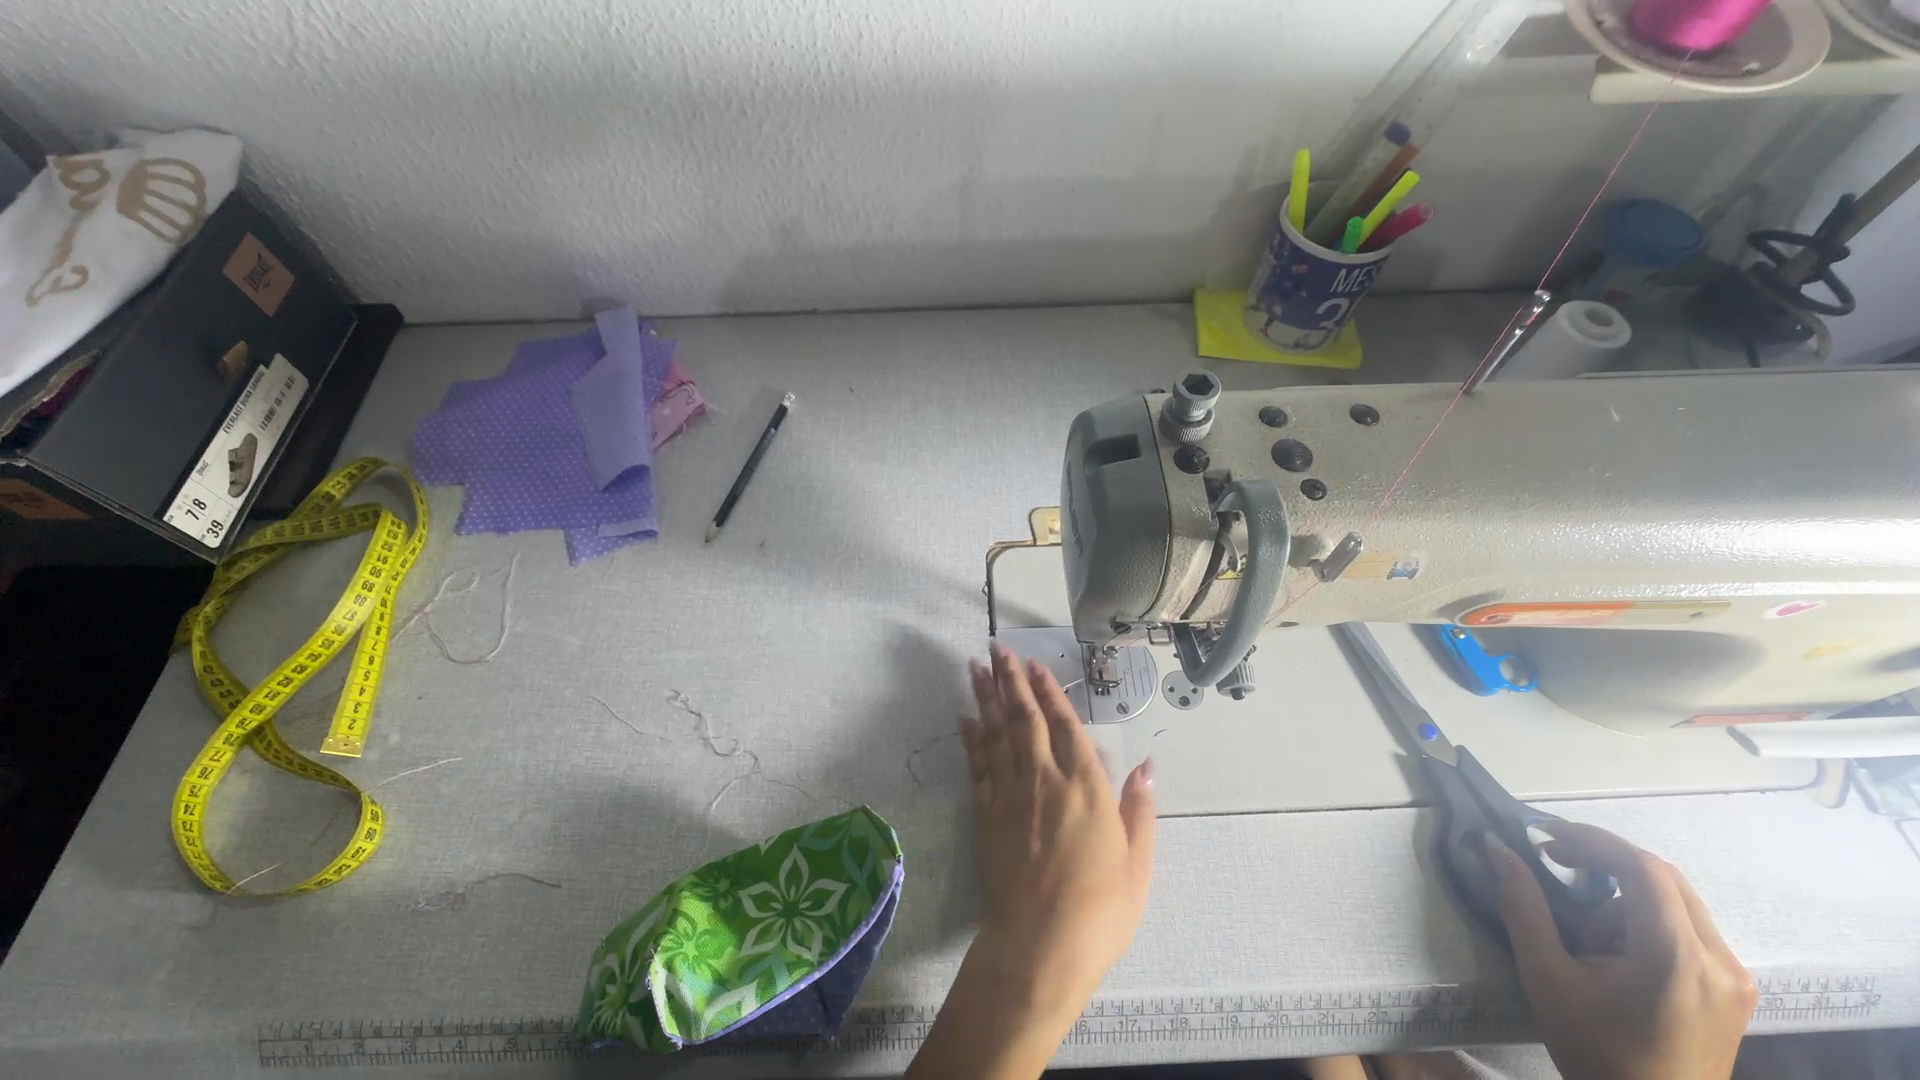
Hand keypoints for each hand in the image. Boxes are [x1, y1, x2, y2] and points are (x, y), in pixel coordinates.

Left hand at [962, 643, 1156, 1000]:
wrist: (1040, 947)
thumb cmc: (1100, 911)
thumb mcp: (1138, 865)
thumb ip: (1139, 810)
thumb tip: (1147, 765)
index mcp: (1087, 787)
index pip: (1066, 725)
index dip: (1050, 692)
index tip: (1036, 665)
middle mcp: (1045, 780)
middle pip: (1025, 718)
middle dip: (1011, 680)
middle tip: (998, 648)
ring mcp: (1010, 795)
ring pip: (996, 733)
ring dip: (986, 697)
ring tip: (977, 666)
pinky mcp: (986, 815)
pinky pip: (976, 765)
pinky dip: (970, 737)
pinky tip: (964, 717)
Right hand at [1489, 823, 1757, 1079]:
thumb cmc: (1594, 1050)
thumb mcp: (1545, 975)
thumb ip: (1522, 904)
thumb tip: (1496, 848)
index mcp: (1675, 955)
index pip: (1641, 867)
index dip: (1590, 839)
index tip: (1542, 835)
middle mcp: (1719, 959)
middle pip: (1661, 877)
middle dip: (1603, 862)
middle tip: (1554, 861)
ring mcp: (1734, 976)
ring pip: (1673, 901)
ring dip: (1622, 899)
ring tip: (1585, 940)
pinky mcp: (1734, 990)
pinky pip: (1687, 929)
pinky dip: (1643, 923)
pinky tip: (1614, 954)